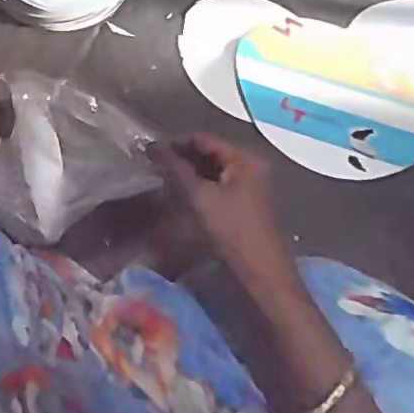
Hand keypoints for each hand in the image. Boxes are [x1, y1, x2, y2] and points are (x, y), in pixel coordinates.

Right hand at [147, 133, 296, 289]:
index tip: (150, 152)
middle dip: (181, 156)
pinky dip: (199, 183)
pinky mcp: (247, 202)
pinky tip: (181, 191)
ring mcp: (251, 185)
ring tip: (163, 176)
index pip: (203, 139)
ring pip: (212, 168)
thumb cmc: (232, 230)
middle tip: (154, 164)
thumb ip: (175, 167)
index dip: (175, 143)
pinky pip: (218, 182)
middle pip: (209, 152)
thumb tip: (153, 146)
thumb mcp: (199, 196)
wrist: (263, 274)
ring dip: (188, 170)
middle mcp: (252, 167)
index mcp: (245, 160)